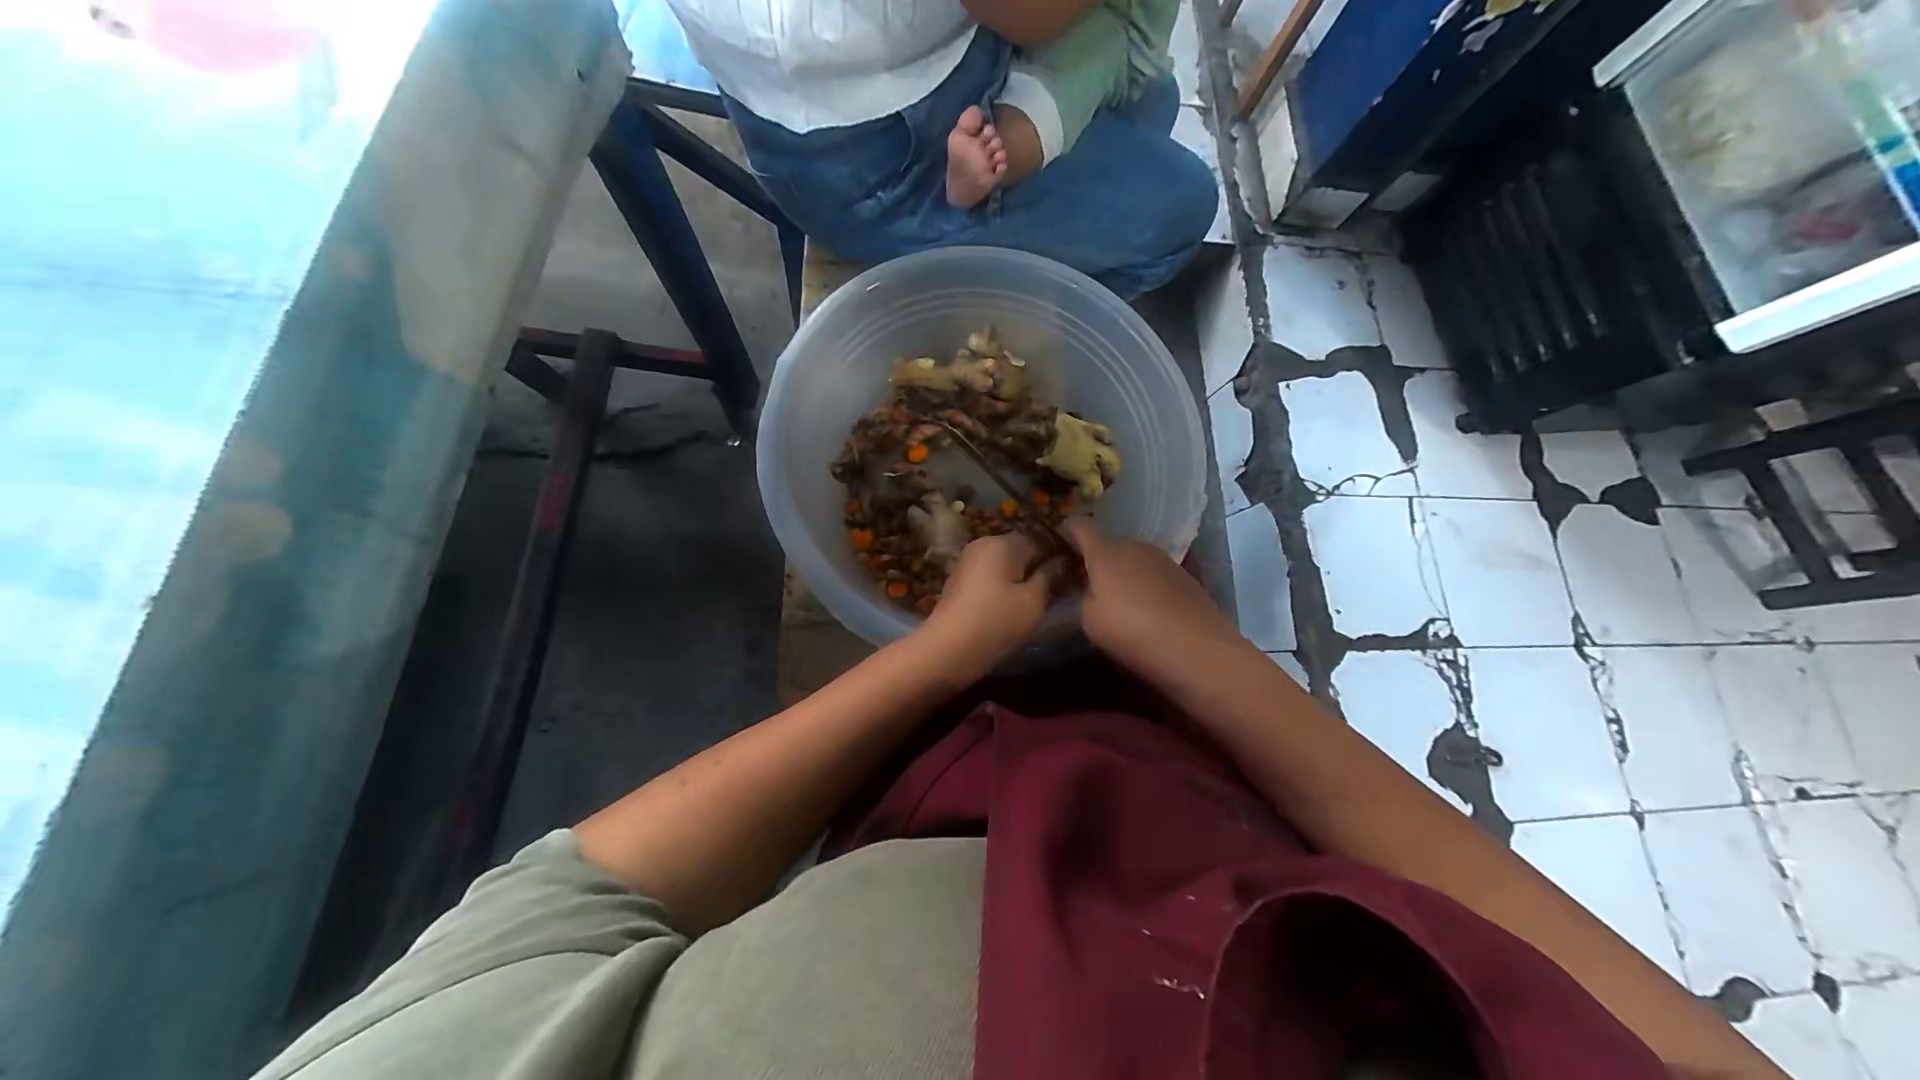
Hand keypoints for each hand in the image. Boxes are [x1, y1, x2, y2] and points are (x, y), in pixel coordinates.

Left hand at [916, 532, 1064, 678]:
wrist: (947, 651)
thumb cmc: (996, 623)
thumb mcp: (1033, 602)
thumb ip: (1051, 576)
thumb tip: (1062, 560)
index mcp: (1002, 543)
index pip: (1041, 538)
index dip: (1061, 553)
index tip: (1076, 573)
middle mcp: (983, 545)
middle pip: (1022, 549)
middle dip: (1041, 565)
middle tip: (1062, 588)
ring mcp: (969, 563)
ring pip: (1007, 564)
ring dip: (1024, 577)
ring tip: (1043, 599)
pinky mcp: (962, 582)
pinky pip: (992, 576)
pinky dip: (1006, 586)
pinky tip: (1017, 605)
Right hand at [1061, 518, 1249, 672]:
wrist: (1199, 649)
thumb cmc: (1134, 632)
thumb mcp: (1090, 620)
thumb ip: (1083, 596)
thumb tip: (1091, 588)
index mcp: (1106, 552)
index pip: (1079, 525)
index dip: (1064, 530)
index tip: (1054, 544)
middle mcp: (1135, 546)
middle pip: (1107, 544)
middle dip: (1094, 559)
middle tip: (1083, 583)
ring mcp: (1164, 560)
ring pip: (1132, 559)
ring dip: (1121, 573)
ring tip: (1117, 601)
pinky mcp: (1185, 576)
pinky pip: (1153, 574)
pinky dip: (1144, 586)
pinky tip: (1146, 611)